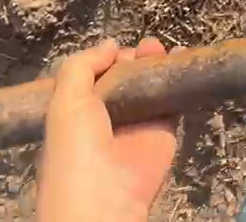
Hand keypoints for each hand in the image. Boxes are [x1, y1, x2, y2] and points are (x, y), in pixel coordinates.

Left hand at [36, 38, 177, 221]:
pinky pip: (173, 97)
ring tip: (160, 49)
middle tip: (146, 47)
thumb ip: (81, 67)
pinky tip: (181, 58)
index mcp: (77, 115)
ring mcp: (138, 122)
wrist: (104, 200)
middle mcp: (108, 117)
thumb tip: (111, 44)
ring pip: (150, 84)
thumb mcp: (64, 104)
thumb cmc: (75, 151)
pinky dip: (179, 76)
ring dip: (157, 62)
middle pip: (126, 77)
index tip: (117, 50)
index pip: (95, 78)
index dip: (106, 60)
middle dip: (135, 57)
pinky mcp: (165, 128)